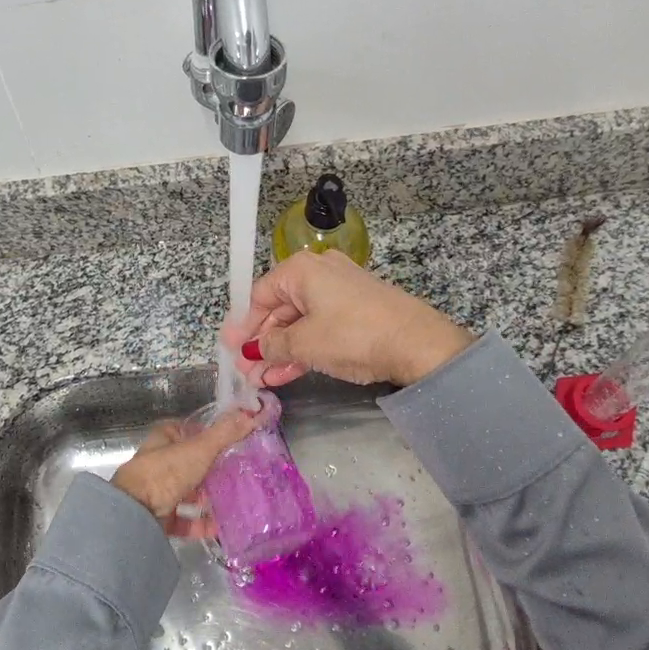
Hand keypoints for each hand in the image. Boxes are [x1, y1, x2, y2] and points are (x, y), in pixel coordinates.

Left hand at [111, 409, 260, 537]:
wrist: (134, 513)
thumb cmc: (166, 472)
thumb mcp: (199, 449)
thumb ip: (225, 434)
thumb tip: (253, 414)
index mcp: (164, 439)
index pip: (189, 431)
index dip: (209, 435)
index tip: (233, 443)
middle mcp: (159, 462)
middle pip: (190, 463)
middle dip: (212, 469)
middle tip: (240, 473)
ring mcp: (158, 491)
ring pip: (188, 492)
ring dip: (208, 498)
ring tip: (235, 501)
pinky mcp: (159, 517)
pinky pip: (185, 520)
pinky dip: (201, 524)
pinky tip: (221, 528)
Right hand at [221, 249, 475, 388]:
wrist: (418, 343)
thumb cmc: (353, 335)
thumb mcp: (304, 343)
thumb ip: (271, 346)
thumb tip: (251, 351)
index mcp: (301, 270)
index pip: (259, 295)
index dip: (243, 325)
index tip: (231, 350)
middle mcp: (319, 273)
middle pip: (279, 309)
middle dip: (261, 343)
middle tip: (246, 371)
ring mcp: (340, 292)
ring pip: (300, 322)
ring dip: (280, 351)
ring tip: (262, 380)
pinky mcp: (357, 311)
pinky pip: (319, 327)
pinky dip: (303, 348)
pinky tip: (286, 373)